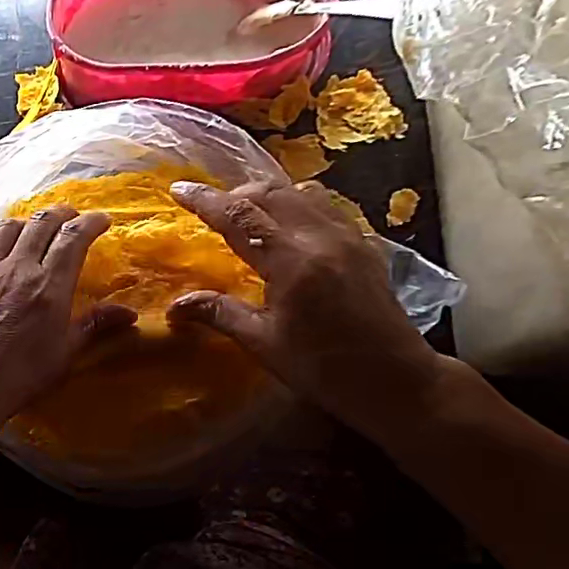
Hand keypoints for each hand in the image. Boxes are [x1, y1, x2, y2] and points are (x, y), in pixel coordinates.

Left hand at [0, 205, 134, 436]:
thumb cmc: (21, 376)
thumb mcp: (65, 353)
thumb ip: (95, 325)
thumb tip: (128, 313)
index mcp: (48, 285)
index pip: (74, 236)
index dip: (91, 222)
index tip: (102, 220)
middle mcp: (17, 269)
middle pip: (41, 222)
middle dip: (62, 213)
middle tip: (72, 218)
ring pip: (7, 228)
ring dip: (27, 222)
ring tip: (35, 229)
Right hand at [167, 180, 446, 432]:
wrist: (393, 380)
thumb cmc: (321, 367)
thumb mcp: (261, 342)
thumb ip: (219, 313)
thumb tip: (175, 304)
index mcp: (292, 262)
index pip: (240, 216)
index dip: (206, 200)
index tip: (179, 189)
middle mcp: (322, 239)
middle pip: (272, 193)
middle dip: (235, 194)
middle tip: (207, 207)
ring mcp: (348, 238)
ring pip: (302, 194)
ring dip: (267, 195)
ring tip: (244, 213)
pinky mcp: (364, 246)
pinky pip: (325, 208)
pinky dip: (296, 206)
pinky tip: (284, 228)